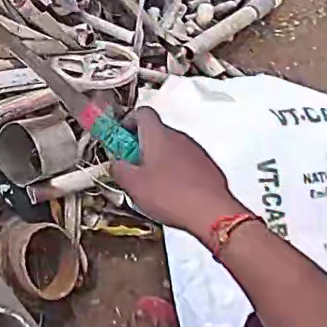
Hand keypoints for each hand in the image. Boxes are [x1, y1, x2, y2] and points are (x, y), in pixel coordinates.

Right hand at [111, 107, 247, 246]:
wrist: (212, 214)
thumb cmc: (174, 196)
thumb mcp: (133, 184)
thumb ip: (118, 169)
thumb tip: (115, 165)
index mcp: (157, 134)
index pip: (141, 113)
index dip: (128, 122)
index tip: (120, 136)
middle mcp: (178, 137)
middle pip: (155, 132)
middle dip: (141, 147)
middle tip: (132, 165)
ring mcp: (195, 151)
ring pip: (171, 148)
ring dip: (160, 160)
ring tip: (152, 184)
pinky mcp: (207, 167)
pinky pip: (187, 163)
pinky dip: (177, 172)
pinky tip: (172, 193)